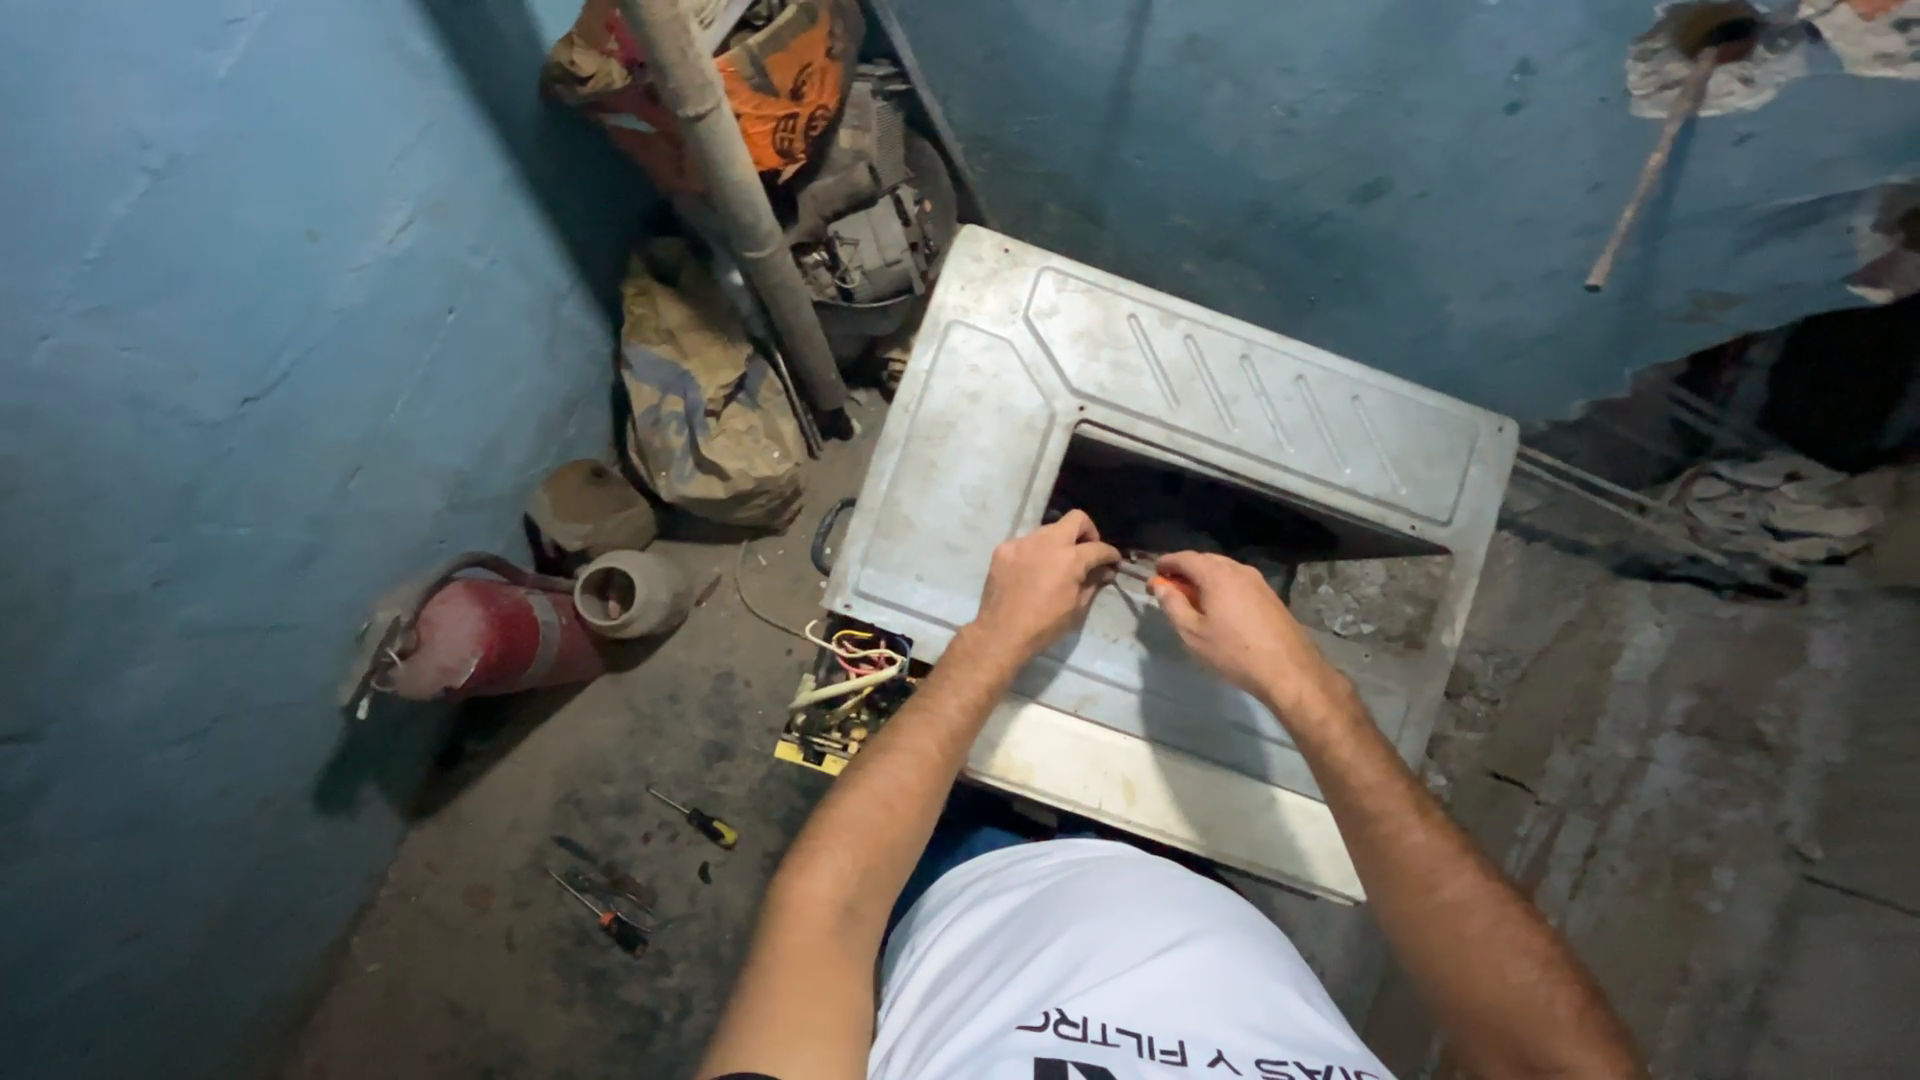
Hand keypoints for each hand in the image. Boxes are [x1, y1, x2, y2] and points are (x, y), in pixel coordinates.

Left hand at [969, 510, 1120, 662]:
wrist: (1001, 633)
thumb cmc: (1044, 625)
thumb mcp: (1077, 607)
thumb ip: (1093, 583)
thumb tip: (1105, 571)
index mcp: (1070, 558)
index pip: (1098, 547)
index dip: (1111, 554)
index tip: (1113, 561)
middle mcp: (1047, 542)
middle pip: (1076, 519)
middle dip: (1088, 532)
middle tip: (1087, 551)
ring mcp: (1022, 542)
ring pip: (1048, 529)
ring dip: (1058, 542)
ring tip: (1056, 563)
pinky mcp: (1003, 549)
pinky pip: (1026, 542)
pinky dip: (1035, 551)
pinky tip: (1032, 570)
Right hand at [1152, 551, 1353, 726]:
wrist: (1289, 670)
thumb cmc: (1233, 652)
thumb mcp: (1192, 633)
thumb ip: (1172, 605)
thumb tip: (1160, 587)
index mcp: (1216, 574)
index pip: (1185, 558)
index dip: (1166, 563)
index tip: (1154, 575)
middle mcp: (1238, 569)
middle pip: (1205, 560)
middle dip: (1184, 570)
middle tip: (1169, 587)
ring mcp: (1257, 581)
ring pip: (1223, 569)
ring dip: (1203, 578)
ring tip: (1191, 598)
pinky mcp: (1269, 594)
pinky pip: (1237, 580)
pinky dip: (1221, 585)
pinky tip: (1218, 606)